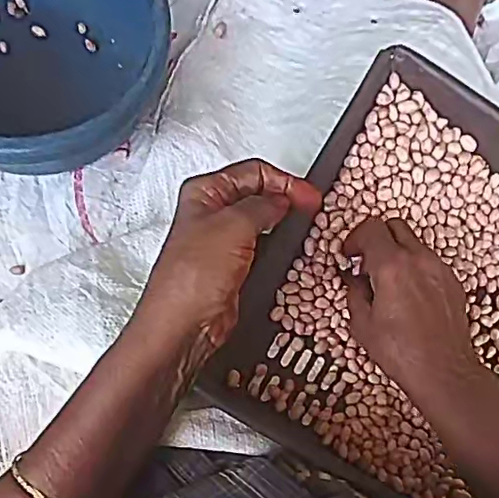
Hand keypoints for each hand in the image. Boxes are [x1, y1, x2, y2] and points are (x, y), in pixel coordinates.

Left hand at [133, 159, 320, 357]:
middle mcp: (213, 215)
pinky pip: (263, 251)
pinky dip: (280, 250)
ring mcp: (224, 243)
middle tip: (313, 209)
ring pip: (264, 225)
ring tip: (307, 228)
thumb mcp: (233, 225)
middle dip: (287, 200)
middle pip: (260, 196)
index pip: (254, 173)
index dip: (285, 181)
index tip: (309, 196)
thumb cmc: (192, 278)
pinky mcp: (235, 269)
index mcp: (205, 192)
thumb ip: (263, 206)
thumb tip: (282, 199)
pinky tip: (292, 253)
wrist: (185, 324)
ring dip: (285, 226)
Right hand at [342, 217, 493, 411]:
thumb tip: (354, 283)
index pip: (371, 228)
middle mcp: (420, 261)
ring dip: (397, 254)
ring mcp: (439, 270)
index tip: (349, 253)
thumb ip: (354, 294)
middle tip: (365, 262)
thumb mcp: (362, 325)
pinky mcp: (452, 283)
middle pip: (394, 226)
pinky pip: (430, 263)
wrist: (442, 370)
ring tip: (386, 283)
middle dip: (376, 239)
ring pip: (414, 243)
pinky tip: (407, 295)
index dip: (354, 238)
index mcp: (392, 267)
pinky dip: (415, 269)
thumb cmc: (404, 353)